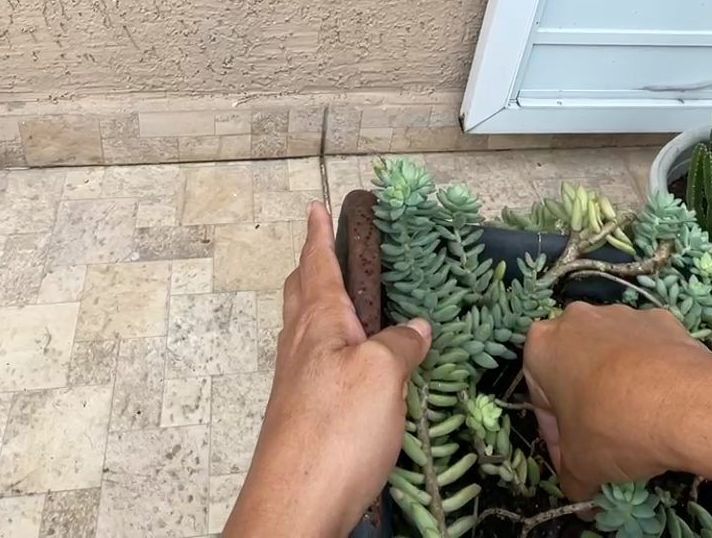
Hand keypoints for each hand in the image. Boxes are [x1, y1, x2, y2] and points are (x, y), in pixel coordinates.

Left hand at [223, 202, 432, 537]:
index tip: (314, 207)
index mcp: (319, 320)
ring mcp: (295, 380)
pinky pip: (312, 360)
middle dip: (309, 265)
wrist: (295, 505)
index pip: (316, 264)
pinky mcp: (299, 413)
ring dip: (315, 302)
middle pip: (299, 291)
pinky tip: (343, 362)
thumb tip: (416, 325)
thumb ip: (400, 344)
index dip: (317, 234)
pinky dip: (326, 343)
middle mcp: (301, 343)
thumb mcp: (383, 375)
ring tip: (337, 298)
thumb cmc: (337, 427)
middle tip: (319, 246)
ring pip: (303, 325)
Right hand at [523, 301, 711, 499]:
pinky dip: (651, 370)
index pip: (540, 398)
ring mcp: (619, 314)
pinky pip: (647, 347)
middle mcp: (575, 319)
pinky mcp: (658, 318)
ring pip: (610, 353)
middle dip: (584, 403)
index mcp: (542, 345)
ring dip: (616, 383)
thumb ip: (570, 476)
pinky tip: (665, 402)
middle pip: (573, 367)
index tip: (575, 462)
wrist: (686, 403)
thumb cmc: (614, 427)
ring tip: (639, 421)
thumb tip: (579, 489)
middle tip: (602, 441)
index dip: (556, 437)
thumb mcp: (581, 466)